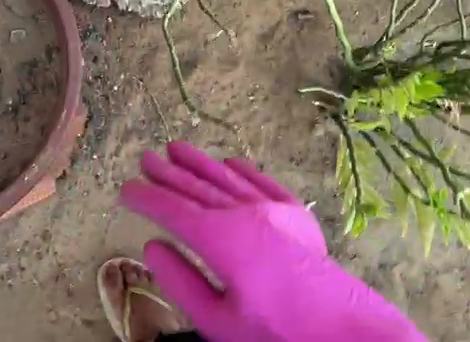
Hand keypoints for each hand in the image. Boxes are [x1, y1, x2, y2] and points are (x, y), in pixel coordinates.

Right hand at [119, 142, 425, 341]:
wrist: (344, 329)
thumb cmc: (277, 333)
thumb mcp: (220, 324)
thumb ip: (182, 283)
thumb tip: (153, 247)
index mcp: (219, 240)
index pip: (172, 211)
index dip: (146, 198)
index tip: (125, 189)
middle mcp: (242, 213)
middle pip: (196, 188)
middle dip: (167, 173)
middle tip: (144, 158)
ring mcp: (271, 209)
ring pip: (226, 178)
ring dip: (198, 162)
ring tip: (175, 147)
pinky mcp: (296, 214)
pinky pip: (263, 182)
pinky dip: (243, 170)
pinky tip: (229, 161)